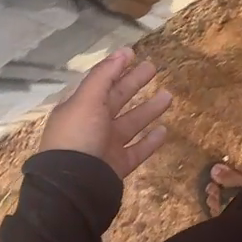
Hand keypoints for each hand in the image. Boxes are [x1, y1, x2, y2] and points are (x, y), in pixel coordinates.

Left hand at [39, 49, 172, 178]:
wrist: (73, 189)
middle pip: (117, 99)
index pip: (100, 83)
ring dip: (148, 109)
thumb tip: (122, 52)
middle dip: (134, 82)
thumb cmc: (78, 136)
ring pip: (131, 123)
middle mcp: (92, 125)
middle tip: (153, 67)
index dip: (115, 68)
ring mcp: (105, 146)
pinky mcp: (117, 166)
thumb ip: (105, 76)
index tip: (133, 53)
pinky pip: (137, 150)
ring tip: (168, 95)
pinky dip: (150, 141)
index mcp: (80, 107)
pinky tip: (164, 130)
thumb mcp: (87, 100)